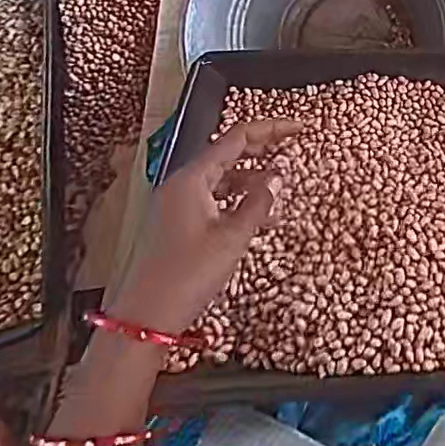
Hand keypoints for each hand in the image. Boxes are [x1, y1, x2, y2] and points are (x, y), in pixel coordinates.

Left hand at [108, 118, 304, 332]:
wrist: (146, 317)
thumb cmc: (187, 275)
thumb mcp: (233, 237)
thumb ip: (258, 203)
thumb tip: (277, 178)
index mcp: (192, 179)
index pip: (237, 138)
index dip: (270, 129)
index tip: (298, 127)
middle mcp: (183, 185)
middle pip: (228, 154)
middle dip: (262, 149)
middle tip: (292, 146)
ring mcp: (179, 204)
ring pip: (223, 178)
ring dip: (252, 179)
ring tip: (280, 187)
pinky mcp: (179, 224)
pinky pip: (215, 199)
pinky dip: (238, 200)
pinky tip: (258, 213)